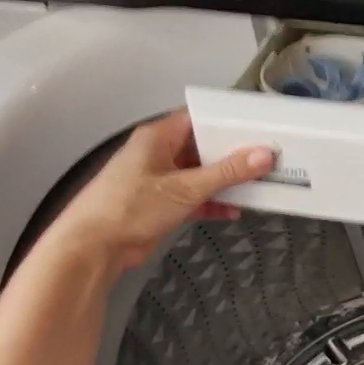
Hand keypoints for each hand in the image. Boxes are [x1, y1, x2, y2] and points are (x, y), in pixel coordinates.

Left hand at [46, 110, 274, 269]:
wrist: (96, 246)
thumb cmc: (132, 207)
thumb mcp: (184, 188)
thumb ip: (226, 172)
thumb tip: (264, 155)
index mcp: (159, 137)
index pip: (198, 118)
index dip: (227, 121)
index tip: (258, 127)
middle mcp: (160, 153)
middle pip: (203, 147)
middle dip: (233, 154)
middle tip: (267, 157)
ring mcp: (162, 180)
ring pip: (202, 174)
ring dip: (226, 182)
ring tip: (259, 184)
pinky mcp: (164, 204)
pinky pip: (196, 197)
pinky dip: (214, 202)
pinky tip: (235, 210)